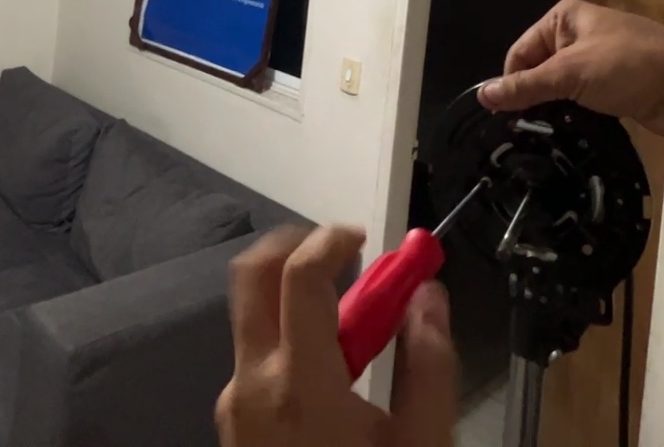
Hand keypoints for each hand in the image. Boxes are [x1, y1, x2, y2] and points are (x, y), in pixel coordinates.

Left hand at [217, 226, 457, 446]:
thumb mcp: (422, 444)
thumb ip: (430, 361)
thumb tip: (426, 293)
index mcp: (300, 384)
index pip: (300, 277)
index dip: (332, 240)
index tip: (365, 238)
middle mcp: (252, 382)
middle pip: (250, 276)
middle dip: (294, 245)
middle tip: (342, 252)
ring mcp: (235, 404)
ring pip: (253, 315)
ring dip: (296, 295)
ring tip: (355, 328)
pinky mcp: (233, 423)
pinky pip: (257, 356)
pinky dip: (291, 336)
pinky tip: (334, 373)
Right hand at [477, 0, 663, 140]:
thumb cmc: (628, 66)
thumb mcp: (570, 73)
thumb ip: (525, 86)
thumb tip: (482, 95)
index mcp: (564, 18)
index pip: (521, 51)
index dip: (511, 81)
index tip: (506, 114)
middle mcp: (578, 34)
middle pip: (539, 69)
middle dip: (533, 96)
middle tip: (523, 129)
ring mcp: (598, 60)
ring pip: (561, 87)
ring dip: (554, 108)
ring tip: (543, 135)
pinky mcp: (614, 86)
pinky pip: (582, 100)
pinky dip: (574, 114)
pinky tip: (569, 133)